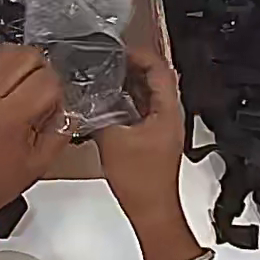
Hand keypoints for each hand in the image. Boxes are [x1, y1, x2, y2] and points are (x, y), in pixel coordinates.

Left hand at [0, 45, 70, 227]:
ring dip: (26, 64)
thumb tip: (69, 108)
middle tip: (45, 94)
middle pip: (26, 55)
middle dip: (44, 71)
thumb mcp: (40, 163)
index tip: (55, 108)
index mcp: (8, 118)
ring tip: (29, 89)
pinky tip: (13, 91)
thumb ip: (60, 131)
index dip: (58, 92)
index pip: (46, 80)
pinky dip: (8, 68)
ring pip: (7, 51)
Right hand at [96, 45, 187, 232]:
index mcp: (167, 111)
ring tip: (106, 77)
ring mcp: (162, 127)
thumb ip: (101, 114)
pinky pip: (142, 111)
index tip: (120, 50)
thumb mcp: (113, 140)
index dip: (140, 54)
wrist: (151, 209)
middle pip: (156, 79)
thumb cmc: (141, 182)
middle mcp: (169, 116)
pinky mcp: (153, 139)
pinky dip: (127, 102)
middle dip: (132, 66)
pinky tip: (108, 103)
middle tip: (109, 61)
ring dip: (129, 84)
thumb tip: (90, 100)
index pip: (160, 68)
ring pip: (148, 95)